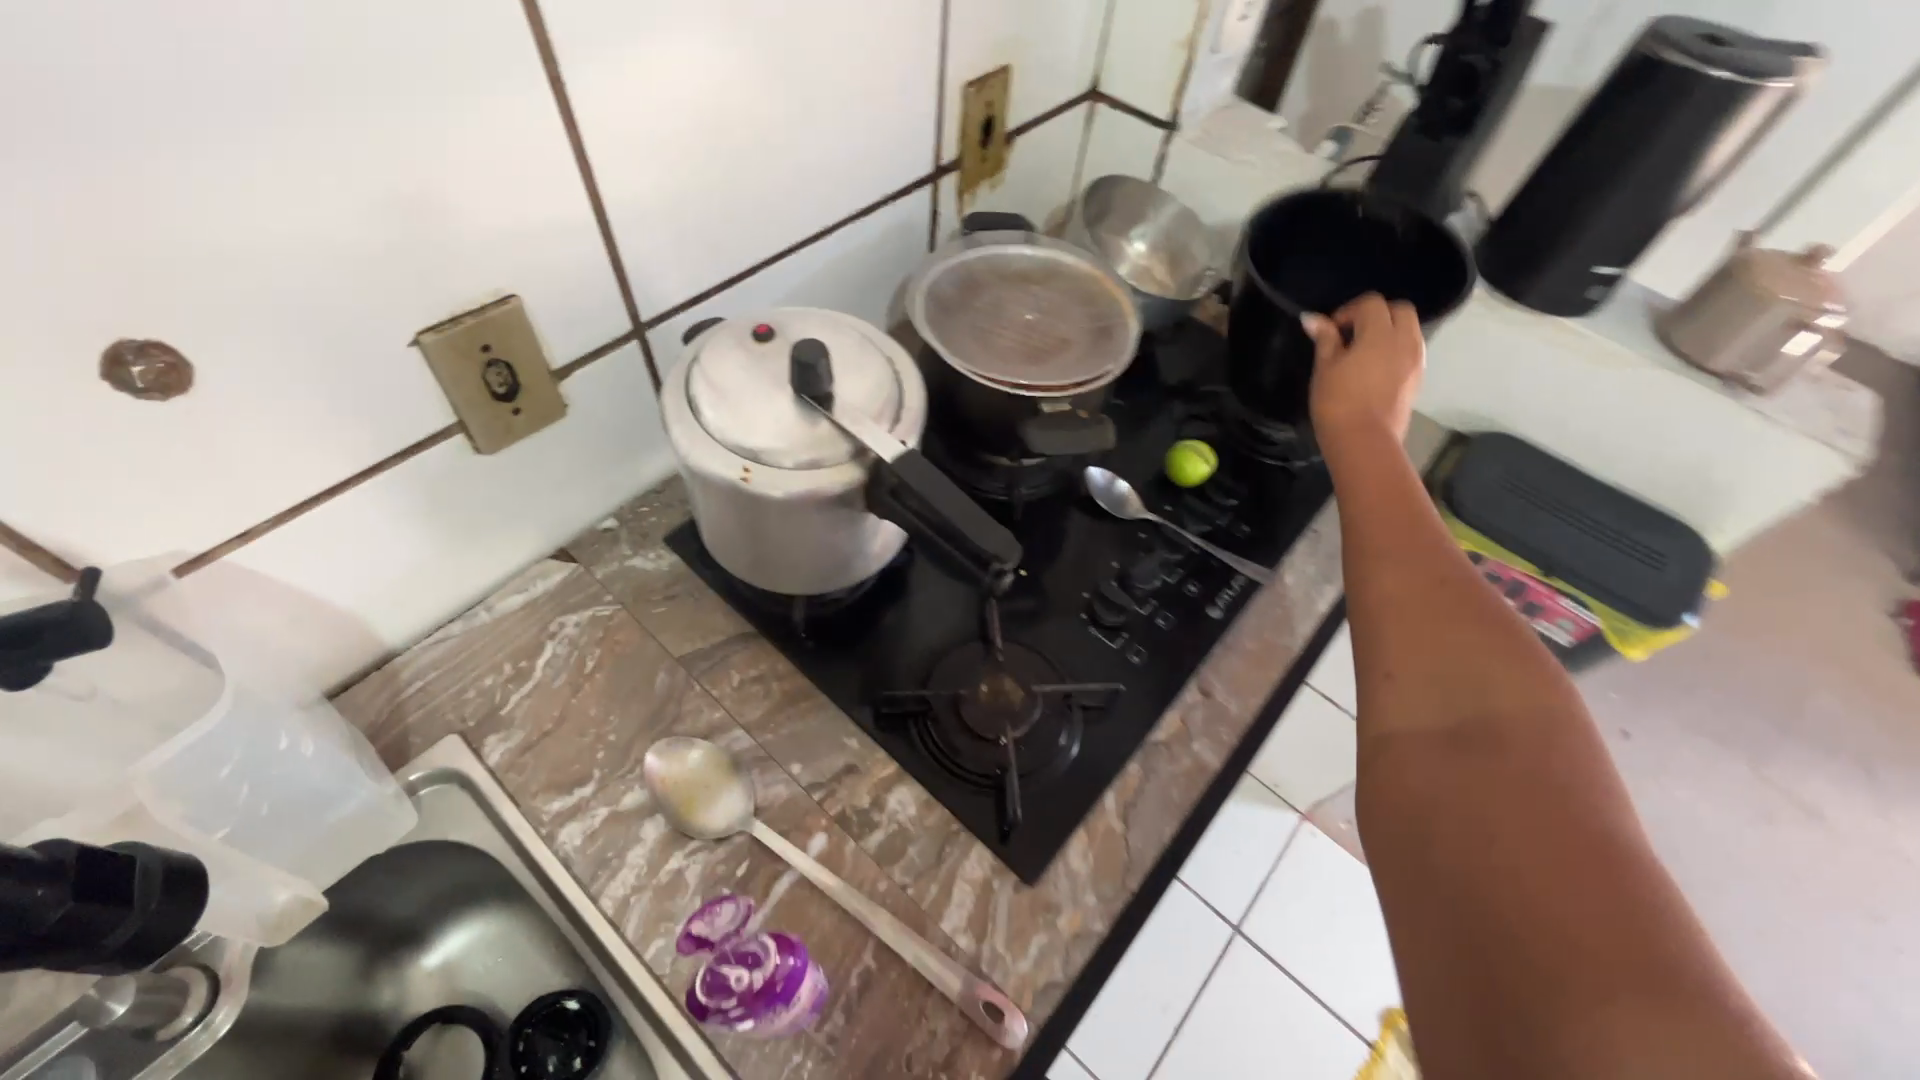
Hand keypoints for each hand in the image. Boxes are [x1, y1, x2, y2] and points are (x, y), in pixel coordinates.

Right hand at [1303, 293, 1424, 445]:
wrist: (1364, 441)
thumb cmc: (1337, 402)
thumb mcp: (1325, 368)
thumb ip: (1324, 339)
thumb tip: (1312, 318)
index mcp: (1380, 333)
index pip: (1371, 303)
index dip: (1348, 311)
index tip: (1331, 331)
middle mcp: (1405, 341)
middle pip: (1399, 310)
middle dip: (1376, 315)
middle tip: (1352, 335)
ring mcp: (1416, 361)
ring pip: (1409, 330)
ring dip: (1389, 331)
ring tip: (1364, 352)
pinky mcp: (1418, 379)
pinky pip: (1411, 351)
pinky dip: (1396, 350)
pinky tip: (1375, 369)